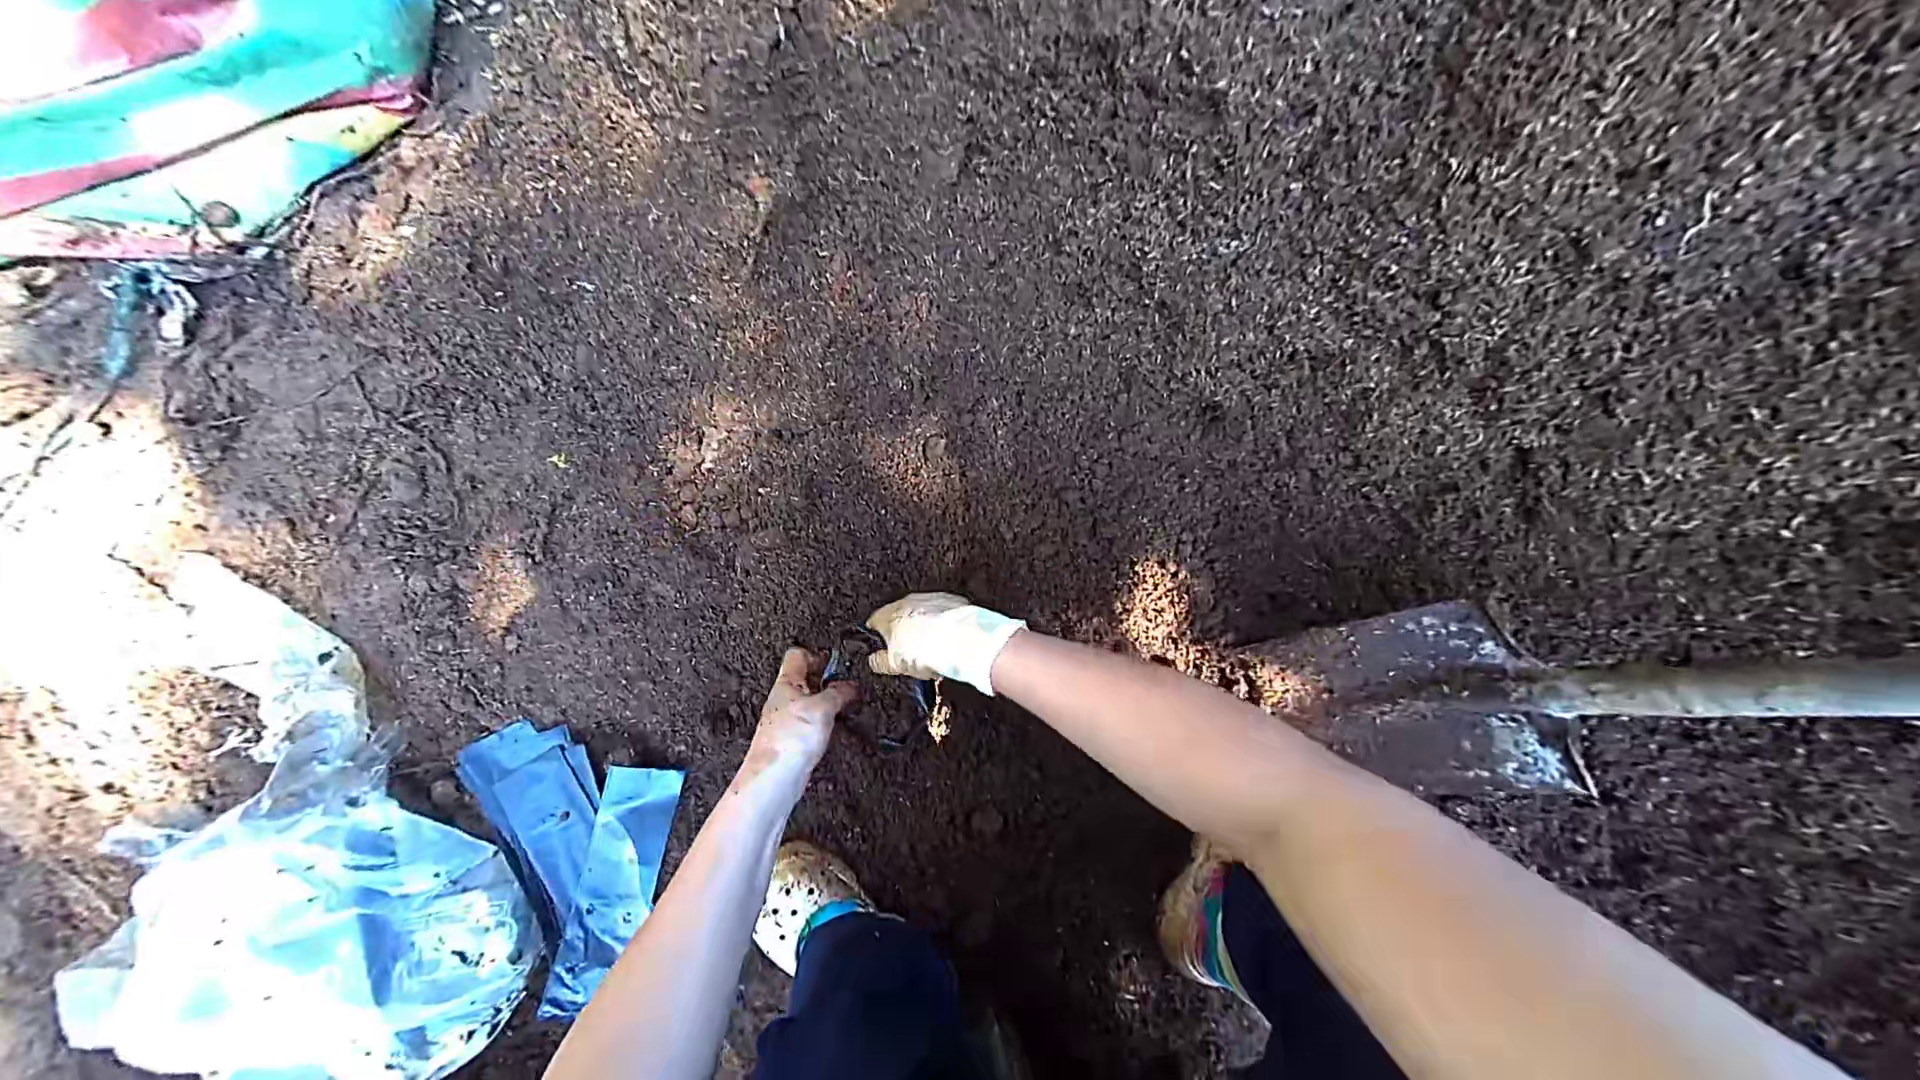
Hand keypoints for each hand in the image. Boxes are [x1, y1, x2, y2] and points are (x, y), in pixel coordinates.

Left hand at [737, 648, 858, 789]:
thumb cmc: (787, 741)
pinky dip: (826, 721)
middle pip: (806, 678)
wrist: (774, 778)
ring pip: (811, 701)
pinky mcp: (794, 739)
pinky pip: (812, 722)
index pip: (798, 655)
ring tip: (846, 705)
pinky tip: (836, 728)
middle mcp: (784, 700)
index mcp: (786, 684)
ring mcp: (788, 720)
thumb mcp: (822, 707)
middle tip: (846, 683)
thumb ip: (839, 692)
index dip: (818, 654)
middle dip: (828, 679)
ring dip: (829, 701)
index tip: (837, 661)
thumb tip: (850, 686)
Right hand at [866, 592, 1026, 695]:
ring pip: (922, 613)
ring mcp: (930, 599)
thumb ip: (880, 661)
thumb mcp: (895, 665)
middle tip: (911, 653)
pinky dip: (944, 623)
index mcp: (888, 615)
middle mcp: (908, 601)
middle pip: (900, 616)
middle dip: (904, 632)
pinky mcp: (952, 601)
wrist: (963, 640)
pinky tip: (949, 639)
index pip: (874, 622)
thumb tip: (874, 661)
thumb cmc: (927, 651)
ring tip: (933, 649)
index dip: (877, 637)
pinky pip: (943, 612)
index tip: (883, 648)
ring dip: (925, 626)